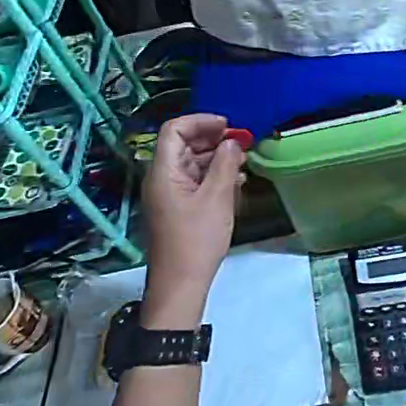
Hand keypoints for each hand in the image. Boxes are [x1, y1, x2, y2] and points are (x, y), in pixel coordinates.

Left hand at [140, 114, 245, 328]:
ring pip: (191, 162)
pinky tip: (236, 181)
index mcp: (163, 172)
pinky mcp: (177, 207)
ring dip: (216, 157)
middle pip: (183, 144)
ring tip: (243, 162)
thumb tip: (233, 142)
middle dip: (212, 139)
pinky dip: (214, 175)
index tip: (228, 127)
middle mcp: (161, 178)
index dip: (200, 122)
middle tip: (242, 143)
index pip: (174, 130)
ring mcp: (168, 193)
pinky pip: (194, 180)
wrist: (180, 283)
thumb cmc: (197, 239)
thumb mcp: (217, 199)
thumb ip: (226, 165)